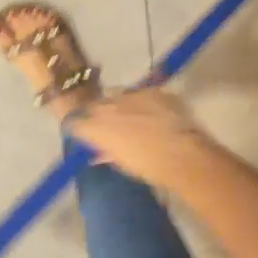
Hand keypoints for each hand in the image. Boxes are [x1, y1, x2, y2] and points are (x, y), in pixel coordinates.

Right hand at [65, 86, 225, 191]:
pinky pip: (142, 94)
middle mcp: (107, 106)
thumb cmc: (147, 167)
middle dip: (99, 114)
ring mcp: (130, 95)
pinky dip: (144, 102)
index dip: (78, 128)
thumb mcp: (121, 164)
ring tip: (133, 117)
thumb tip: (98, 153)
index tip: (83, 133)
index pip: (75, 122)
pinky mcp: (152, 90)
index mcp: (95, 127)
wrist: (182, 155)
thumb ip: (106, 153)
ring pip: (117, 96)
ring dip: (120, 105)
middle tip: (110, 126)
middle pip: (95, 106)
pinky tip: (155, 113)